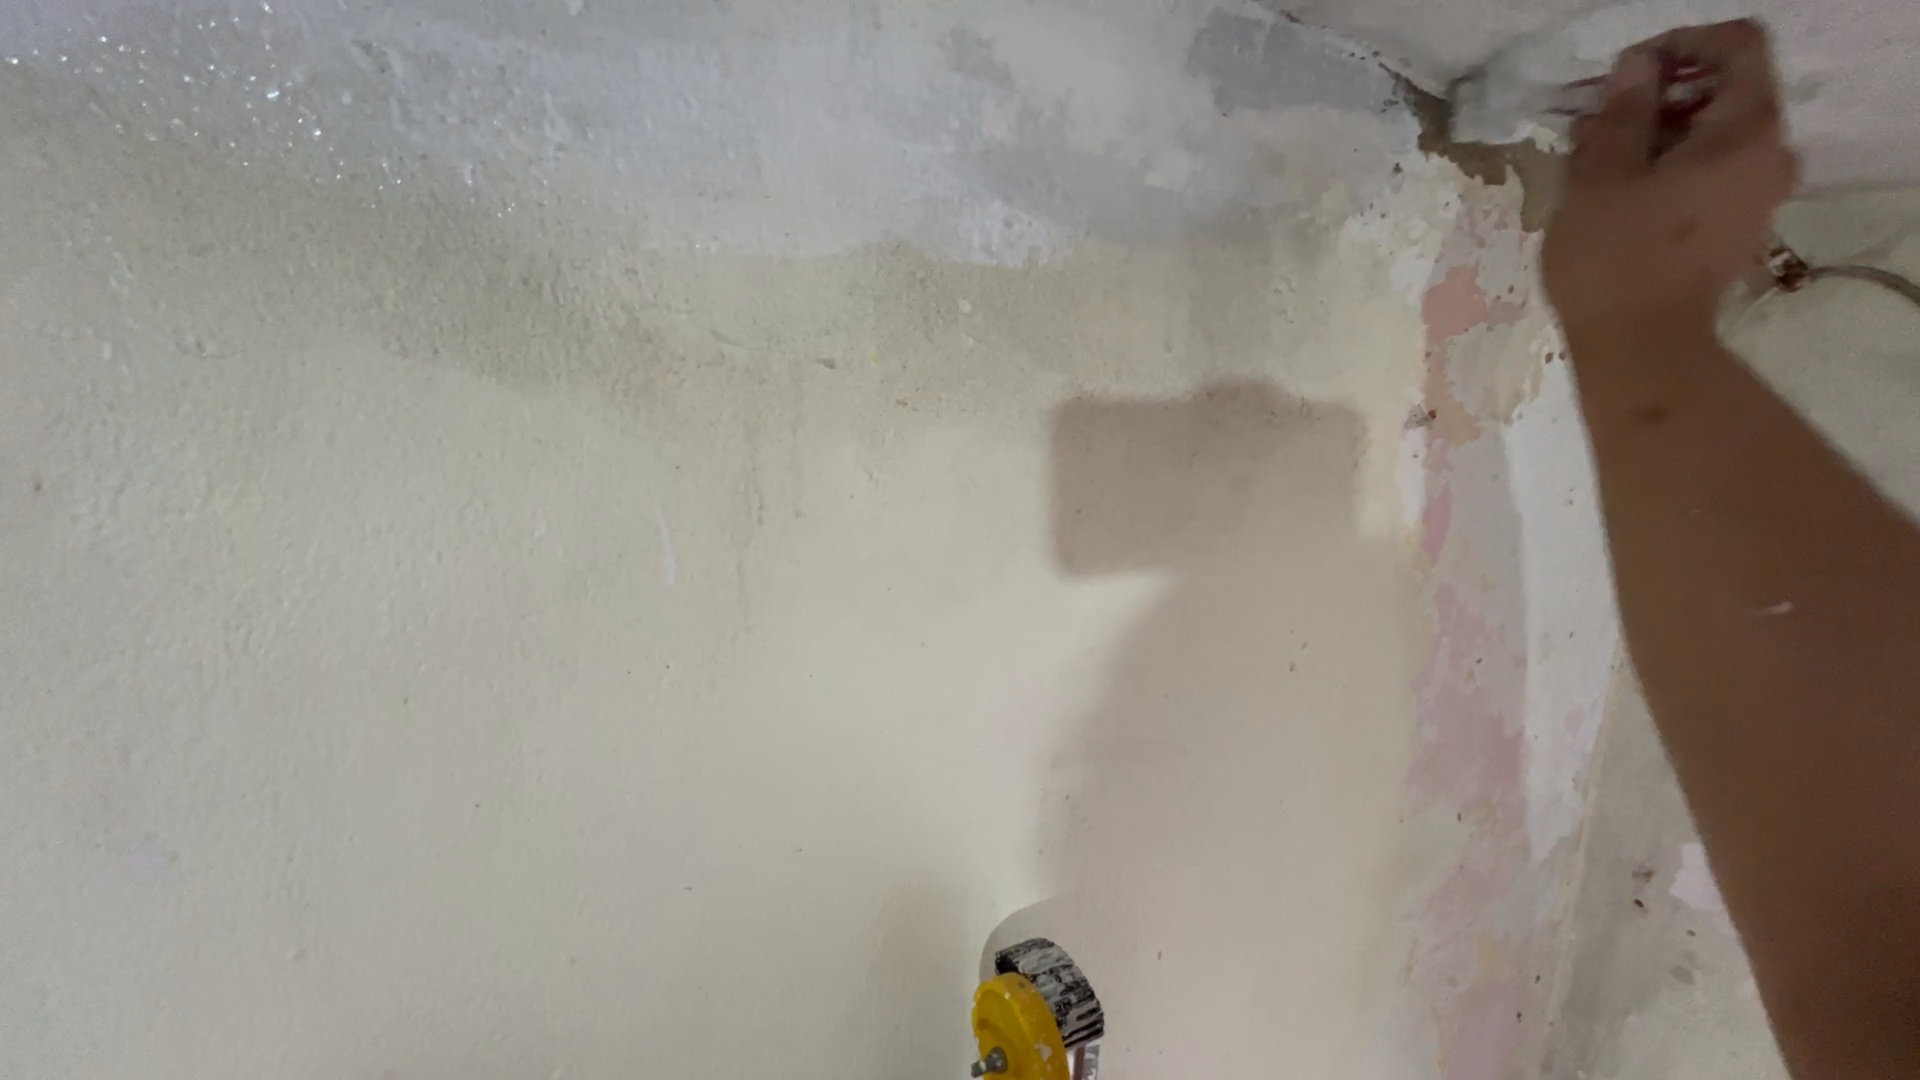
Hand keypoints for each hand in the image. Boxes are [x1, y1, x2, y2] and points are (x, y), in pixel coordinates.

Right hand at [1542, 21, 1799, 342]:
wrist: (1639, 343)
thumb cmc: (1612, 258)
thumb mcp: (1599, 179)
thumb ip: (1621, 113)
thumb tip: (1636, 65)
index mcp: (1746, 129)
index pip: (1736, 46)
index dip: (1678, 46)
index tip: (1620, 74)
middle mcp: (1771, 152)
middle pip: (1724, 93)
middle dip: (1657, 99)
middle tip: (1593, 126)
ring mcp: (1758, 192)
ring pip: (1711, 138)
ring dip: (1655, 138)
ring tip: (1593, 166)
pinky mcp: (1736, 225)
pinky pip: (1708, 175)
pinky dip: (1666, 170)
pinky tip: (1617, 197)